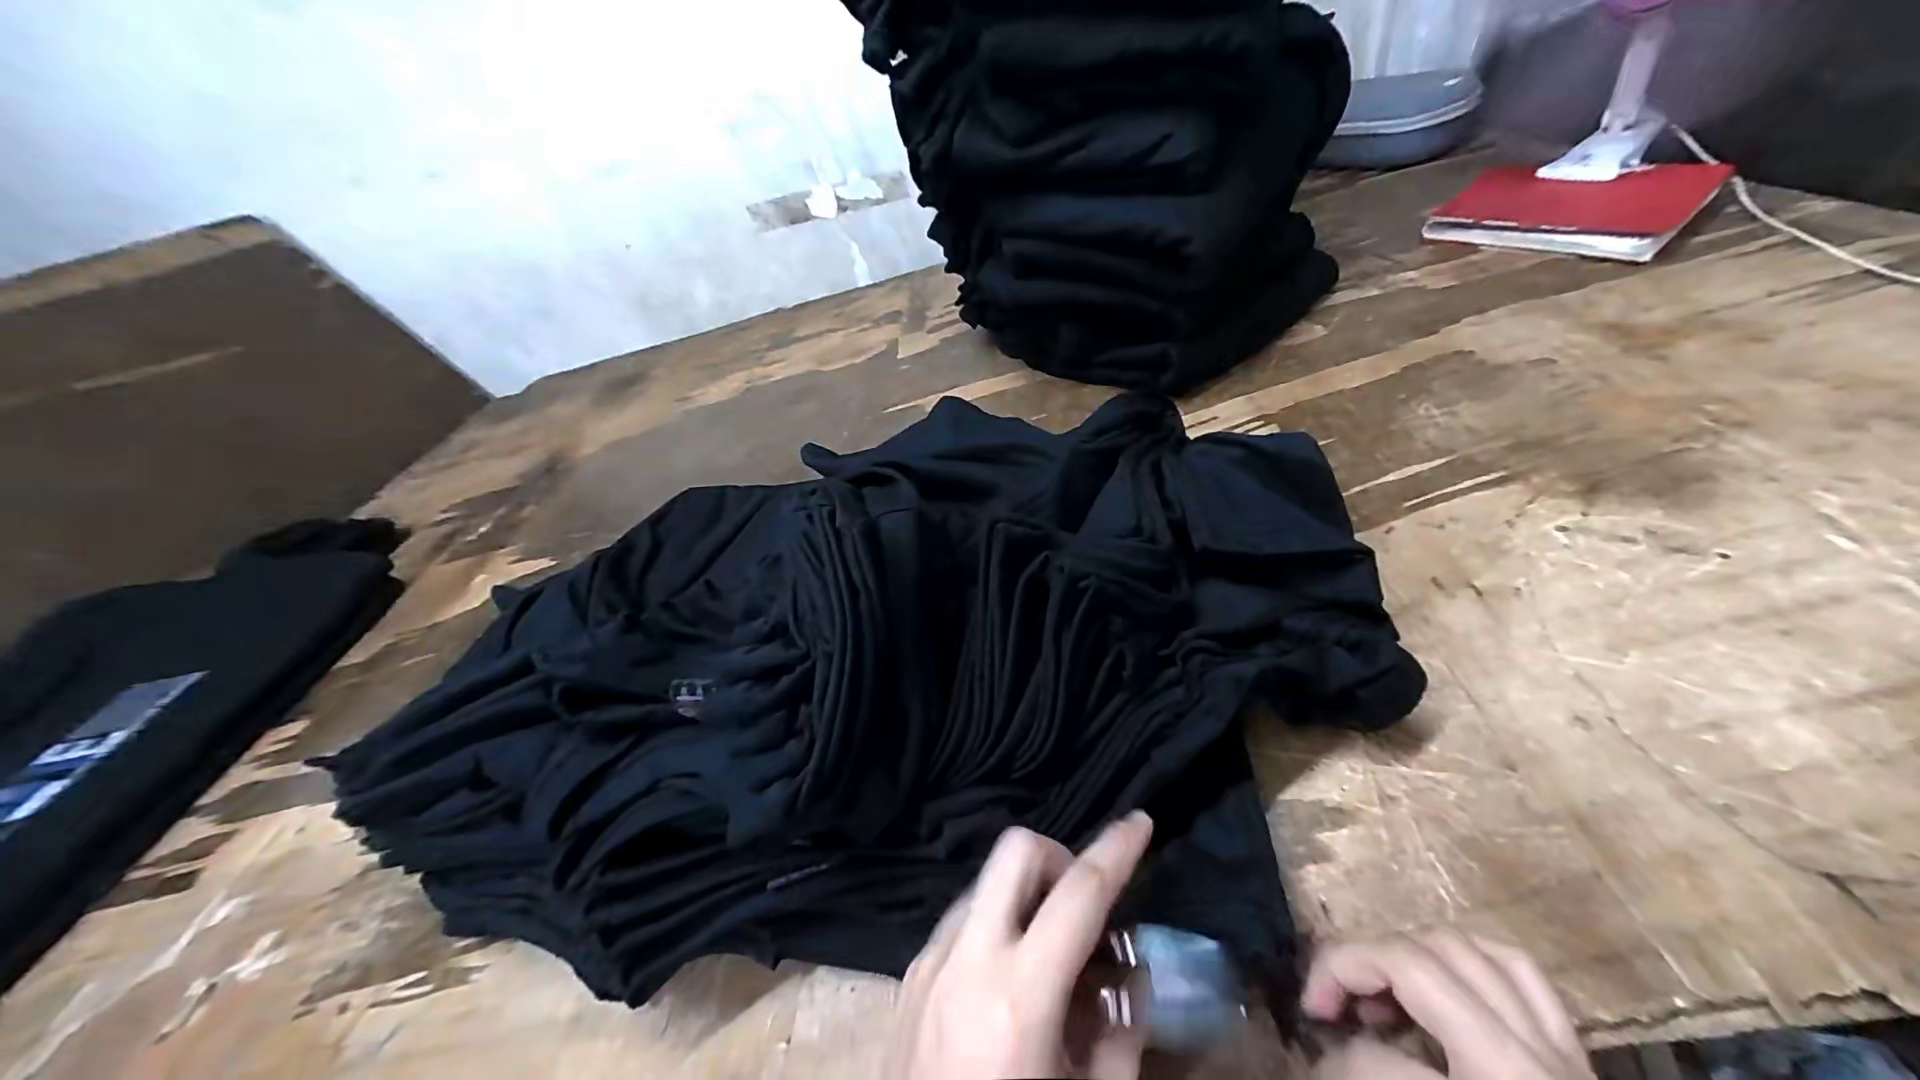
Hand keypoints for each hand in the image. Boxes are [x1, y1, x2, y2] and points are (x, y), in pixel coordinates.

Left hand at [890, 813, 1154, 1079]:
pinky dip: (996, 925)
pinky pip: (962, 920)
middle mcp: (967, 957)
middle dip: (1059, 858)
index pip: (1078, 894)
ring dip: (1026, 895)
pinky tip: (1009, 983)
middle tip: (1085, 907)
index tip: (1139, 821)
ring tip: (1050, 956)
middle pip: (1013, 852)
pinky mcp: (910, 976)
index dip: (1115, 849)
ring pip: (985, 883)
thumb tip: (1127, 972)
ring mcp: (930, 961)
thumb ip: (1121, 1032)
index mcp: (1018, 993)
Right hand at [1303, 931, 1595, 1079]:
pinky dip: (1466, 955)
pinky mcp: (1575, 1052)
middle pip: (1412, 961)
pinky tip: (1440, 976)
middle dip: (1350, 966)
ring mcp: (1556, 1051)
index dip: (1332, 1058)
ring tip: (1377, 991)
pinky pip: (1516, 967)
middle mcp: (1524, 1063)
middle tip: (1329, 1006)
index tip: (1315, 1059)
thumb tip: (1332, 1057)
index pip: (1374, 1059)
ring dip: (1398, 952)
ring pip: (1457, 945)